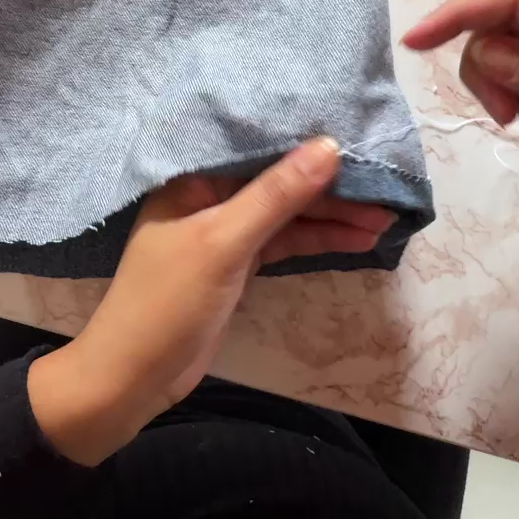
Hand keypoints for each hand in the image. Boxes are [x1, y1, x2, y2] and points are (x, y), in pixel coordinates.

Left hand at [27, 139, 393, 465]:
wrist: (133, 380)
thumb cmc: (167, 301)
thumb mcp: (224, 242)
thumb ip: (276, 194)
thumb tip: (329, 145)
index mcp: (191, 177)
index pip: (257, 148)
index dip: (306, 144)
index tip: (357, 139)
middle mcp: (207, 196)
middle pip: (277, 182)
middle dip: (329, 188)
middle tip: (385, 190)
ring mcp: (224, 231)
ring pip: (286, 214)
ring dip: (331, 217)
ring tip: (385, 218)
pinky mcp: (237, 263)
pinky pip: (283, 241)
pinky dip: (316, 240)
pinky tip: (357, 239)